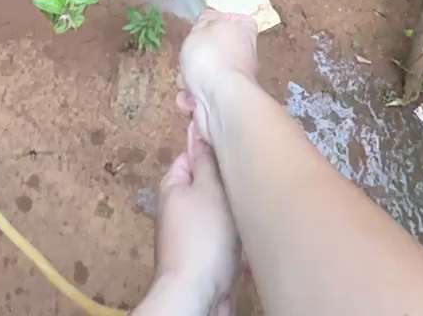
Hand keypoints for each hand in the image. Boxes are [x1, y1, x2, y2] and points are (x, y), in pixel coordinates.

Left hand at [138, 122, 238, 315]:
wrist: (196, 294)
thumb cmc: (203, 236)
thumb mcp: (208, 188)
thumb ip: (206, 159)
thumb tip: (198, 128)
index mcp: (173, 184)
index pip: (193, 154)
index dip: (214, 151)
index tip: (237, 150)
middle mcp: (177, 206)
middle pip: (207, 183)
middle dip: (227, 184)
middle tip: (247, 182)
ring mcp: (188, 233)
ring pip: (217, 211)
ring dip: (233, 212)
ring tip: (248, 209)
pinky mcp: (202, 256)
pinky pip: (221, 236)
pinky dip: (233, 237)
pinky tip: (246, 238)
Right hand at [175, 9, 258, 142]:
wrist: (220, 101)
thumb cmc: (211, 57)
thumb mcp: (201, 28)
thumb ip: (204, 21)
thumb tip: (209, 18)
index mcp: (242, 35)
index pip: (240, 21)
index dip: (222, 21)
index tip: (206, 25)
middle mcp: (241, 59)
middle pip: (212, 53)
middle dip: (192, 60)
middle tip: (187, 61)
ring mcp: (232, 85)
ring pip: (201, 78)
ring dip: (188, 83)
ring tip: (186, 85)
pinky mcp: (221, 106)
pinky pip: (200, 100)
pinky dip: (191, 102)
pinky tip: (190, 103)